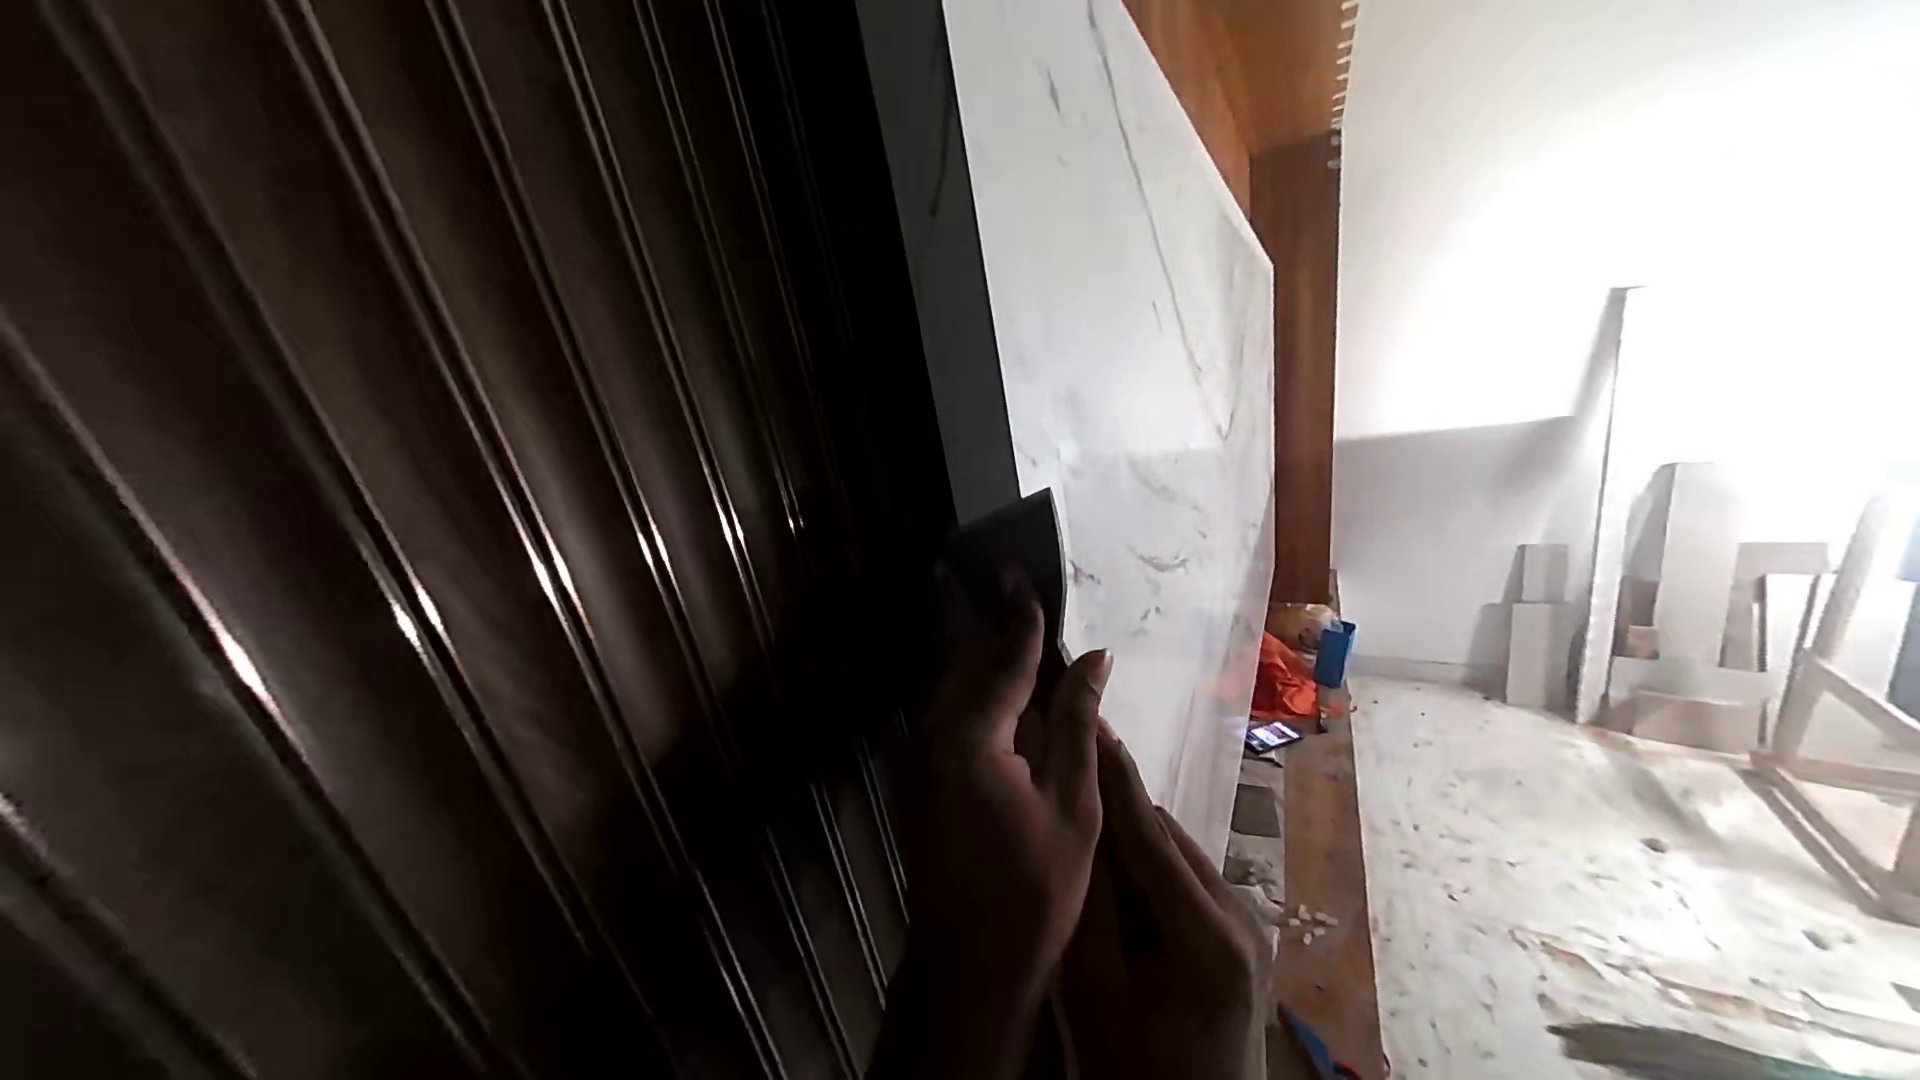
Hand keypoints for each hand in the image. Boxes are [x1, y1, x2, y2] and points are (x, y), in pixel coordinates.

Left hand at [867, 570, 1108, 1079]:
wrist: (968, 959)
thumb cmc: (1034, 888)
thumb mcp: (1073, 802)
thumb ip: (1075, 722)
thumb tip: (1094, 660)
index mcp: (970, 739)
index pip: (1004, 663)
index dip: (1022, 622)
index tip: (1027, 580)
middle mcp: (930, 735)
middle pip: (968, 664)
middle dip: (997, 629)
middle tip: (1016, 588)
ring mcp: (916, 754)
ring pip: (954, 686)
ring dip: (986, 659)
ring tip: (1016, 626)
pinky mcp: (915, 771)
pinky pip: (948, 712)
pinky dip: (976, 691)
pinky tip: (1003, 685)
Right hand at [1062, 726, 1270, 1079]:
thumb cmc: (1135, 1069)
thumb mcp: (1095, 990)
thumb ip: (1090, 902)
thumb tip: (1078, 820)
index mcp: (1208, 937)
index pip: (1150, 834)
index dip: (1115, 774)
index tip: (1091, 722)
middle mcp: (1241, 915)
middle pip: (1166, 834)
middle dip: (1119, 795)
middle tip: (1074, 755)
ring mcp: (1249, 920)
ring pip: (1177, 849)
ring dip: (1134, 826)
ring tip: (1088, 796)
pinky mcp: (1244, 928)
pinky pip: (1189, 873)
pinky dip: (1152, 857)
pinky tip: (1119, 854)